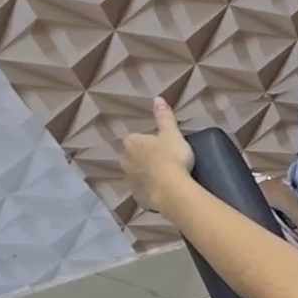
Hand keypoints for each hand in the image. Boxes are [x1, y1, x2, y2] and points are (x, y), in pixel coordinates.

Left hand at [120, 97, 194, 211]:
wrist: (173, 191)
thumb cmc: (172, 159)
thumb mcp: (173, 135)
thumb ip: (165, 118)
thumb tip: (158, 99)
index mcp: (131, 142)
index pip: (138, 140)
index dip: (151, 146)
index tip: (165, 152)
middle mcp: (125, 160)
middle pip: (134, 159)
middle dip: (146, 162)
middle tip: (166, 168)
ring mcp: (130, 181)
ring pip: (138, 177)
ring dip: (148, 179)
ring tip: (166, 184)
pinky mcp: (139, 199)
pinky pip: (145, 195)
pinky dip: (152, 195)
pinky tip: (164, 197)